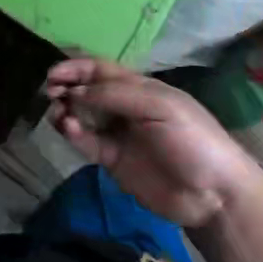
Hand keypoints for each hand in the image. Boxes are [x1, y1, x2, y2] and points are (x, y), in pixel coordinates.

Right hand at [45, 58, 262, 228]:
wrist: (214, 194)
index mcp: (141, 88)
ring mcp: (119, 135)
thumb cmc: (193, 140)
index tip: (52, 73)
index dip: (76, 68)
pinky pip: (88, 143)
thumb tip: (76, 92)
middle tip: (48, 92)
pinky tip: (70, 130)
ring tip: (57, 113)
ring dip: (66, 111)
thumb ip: (116, 95)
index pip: (101, 70)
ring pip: (83, 117)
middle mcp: (126, 108)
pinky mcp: (113, 162)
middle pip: (88, 91)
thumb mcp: (160, 107)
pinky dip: (75, 135)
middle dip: (66, 88)